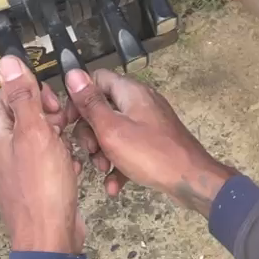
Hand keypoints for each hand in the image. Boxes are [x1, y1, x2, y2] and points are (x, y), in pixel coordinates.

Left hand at [0, 54, 84, 252]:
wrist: (49, 238)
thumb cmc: (42, 188)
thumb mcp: (36, 133)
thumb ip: (24, 96)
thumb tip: (8, 62)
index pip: (10, 94)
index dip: (36, 95)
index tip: (53, 108)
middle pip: (26, 113)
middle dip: (51, 116)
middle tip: (64, 128)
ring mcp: (15, 167)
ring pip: (41, 135)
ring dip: (61, 136)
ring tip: (71, 148)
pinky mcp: (32, 181)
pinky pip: (48, 156)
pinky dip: (62, 156)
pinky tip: (72, 165)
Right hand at [64, 68, 236, 213]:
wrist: (190, 180)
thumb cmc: (150, 153)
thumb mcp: (112, 129)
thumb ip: (90, 103)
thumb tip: (73, 72)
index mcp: (130, 91)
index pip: (96, 80)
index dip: (78, 99)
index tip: (68, 122)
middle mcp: (140, 102)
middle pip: (103, 108)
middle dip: (90, 133)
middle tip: (90, 152)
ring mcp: (148, 123)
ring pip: (114, 131)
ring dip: (103, 153)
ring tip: (103, 170)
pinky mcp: (153, 142)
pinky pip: (128, 149)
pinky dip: (119, 165)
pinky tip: (114, 186)